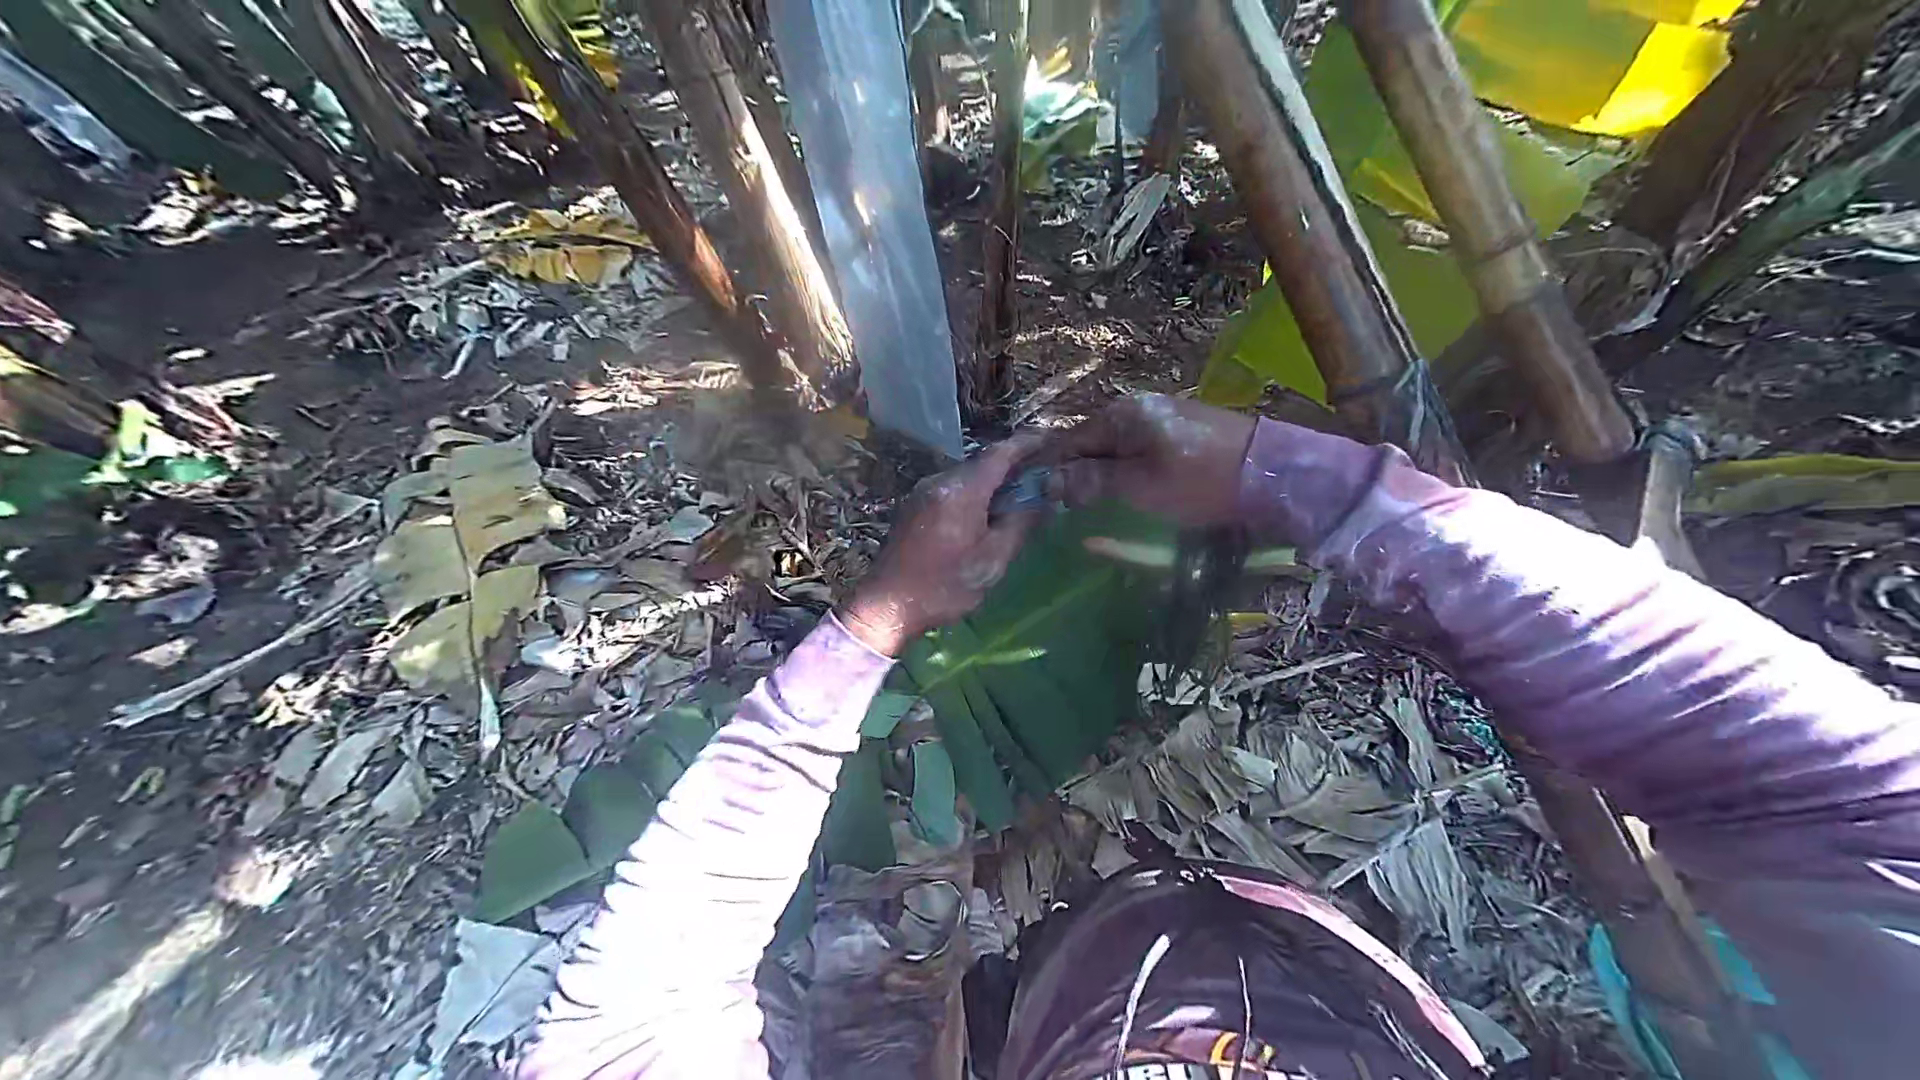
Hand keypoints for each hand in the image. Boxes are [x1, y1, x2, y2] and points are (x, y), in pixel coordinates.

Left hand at [839, 437, 1042, 655]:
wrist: (887, 605)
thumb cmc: (943, 587)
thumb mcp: (992, 560)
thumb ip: (1020, 524)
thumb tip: (1043, 497)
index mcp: (961, 491)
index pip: (1000, 453)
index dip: (1028, 444)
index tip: (1051, 441)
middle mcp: (939, 481)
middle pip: (983, 462)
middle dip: (1014, 463)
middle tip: (1043, 471)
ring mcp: (923, 492)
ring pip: (967, 475)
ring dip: (995, 479)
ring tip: (1022, 492)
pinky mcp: (915, 506)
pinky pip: (953, 488)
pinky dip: (976, 491)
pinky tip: (990, 509)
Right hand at [1040, 394, 1256, 526]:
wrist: (1273, 472)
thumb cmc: (1200, 481)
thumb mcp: (1140, 486)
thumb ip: (1091, 479)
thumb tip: (1049, 481)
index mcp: (1119, 415)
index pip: (1067, 442)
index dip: (1054, 473)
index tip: (1048, 504)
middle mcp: (1134, 408)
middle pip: (1090, 444)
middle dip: (1078, 474)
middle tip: (1075, 510)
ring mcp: (1159, 416)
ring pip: (1113, 448)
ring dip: (1102, 474)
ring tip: (1100, 505)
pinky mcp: (1179, 430)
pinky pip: (1137, 449)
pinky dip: (1127, 469)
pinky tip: (1131, 489)